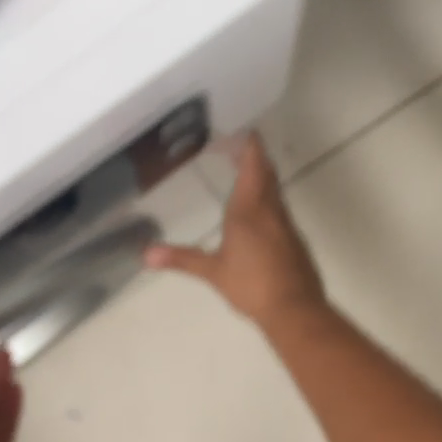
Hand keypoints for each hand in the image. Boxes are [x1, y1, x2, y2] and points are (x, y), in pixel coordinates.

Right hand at [146, 134, 326, 328]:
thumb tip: (145, 254)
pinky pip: (279, 210)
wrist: (295, 310)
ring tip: (245, 174)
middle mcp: (271, 211)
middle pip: (266, 174)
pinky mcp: (294, 241)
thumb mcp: (212, 272)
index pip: (253, 166)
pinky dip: (267, 201)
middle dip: (254, 158)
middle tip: (238, 147)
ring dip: (261, 178)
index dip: (250, 146)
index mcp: (249, 210)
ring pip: (274, 192)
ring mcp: (286, 225)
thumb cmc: (252, 285)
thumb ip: (181, 259)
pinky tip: (258, 215)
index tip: (243, 131)